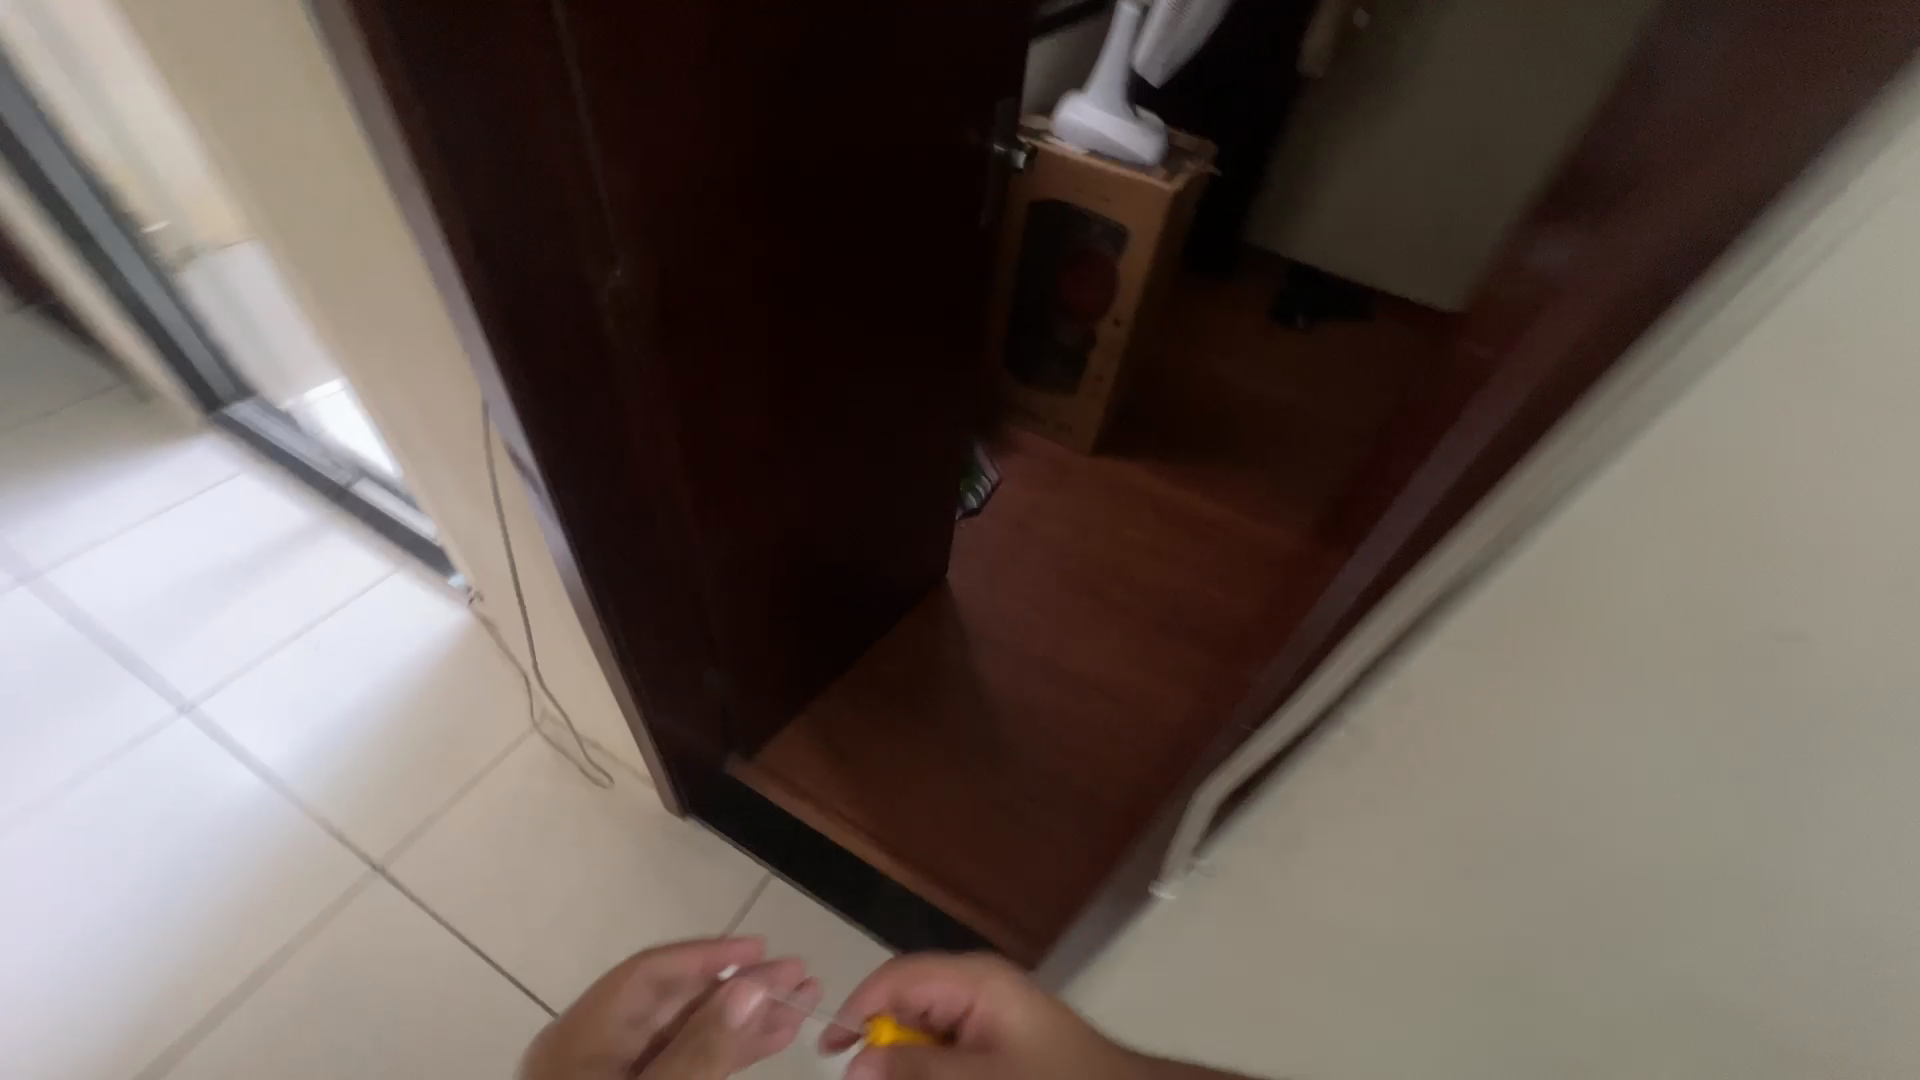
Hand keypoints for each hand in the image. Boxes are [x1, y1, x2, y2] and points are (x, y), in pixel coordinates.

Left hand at [521, 936, 821, 1079]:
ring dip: (747, 1019)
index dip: (706, 956)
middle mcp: (596, 1052)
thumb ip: (700, 1049)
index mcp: (579, 1040)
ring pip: (691, 1035)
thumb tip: (752, 984)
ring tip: (801, 1000)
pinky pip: (691, 1065)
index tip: (762, 948)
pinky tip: (773, 1038)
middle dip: (741, 987)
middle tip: (799, 973)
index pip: (648, 975)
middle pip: (677, 1002)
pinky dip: (731, 1052)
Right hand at [821, 953, 1145, 1079]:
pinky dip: (931, 1067)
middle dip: (881, 1042)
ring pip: (926, 1029)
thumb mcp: (982, 1079)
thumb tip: (854, 1064)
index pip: (900, 977)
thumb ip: (918, 1071)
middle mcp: (976, 986)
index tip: (829, 1050)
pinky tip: (930, 1078)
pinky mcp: (996, 1038)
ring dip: (906, 1060)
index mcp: (973, 980)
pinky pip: (948, 1046)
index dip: (860, 1008)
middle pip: (909, 1003)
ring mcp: (988, 1011)